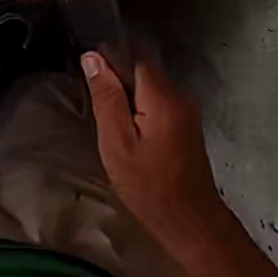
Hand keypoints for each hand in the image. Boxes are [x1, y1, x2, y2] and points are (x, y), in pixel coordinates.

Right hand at [84, 53, 229, 253]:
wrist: (190, 222)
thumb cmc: (149, 186)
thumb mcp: (117, 142)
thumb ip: (106, 96)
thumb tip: (92, 58)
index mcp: (162, 96)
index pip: (133, 54)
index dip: (108, 58)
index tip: (87, 72)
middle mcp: (179, 94)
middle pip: (142, 66)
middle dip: (116, 76)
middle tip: (95, 101)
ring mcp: (186, 108)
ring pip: (148, 83)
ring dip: (126, 93)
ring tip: (109, 118)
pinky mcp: (186, 121)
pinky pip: (156, 98)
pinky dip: (138, 106)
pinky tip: (126, 128)